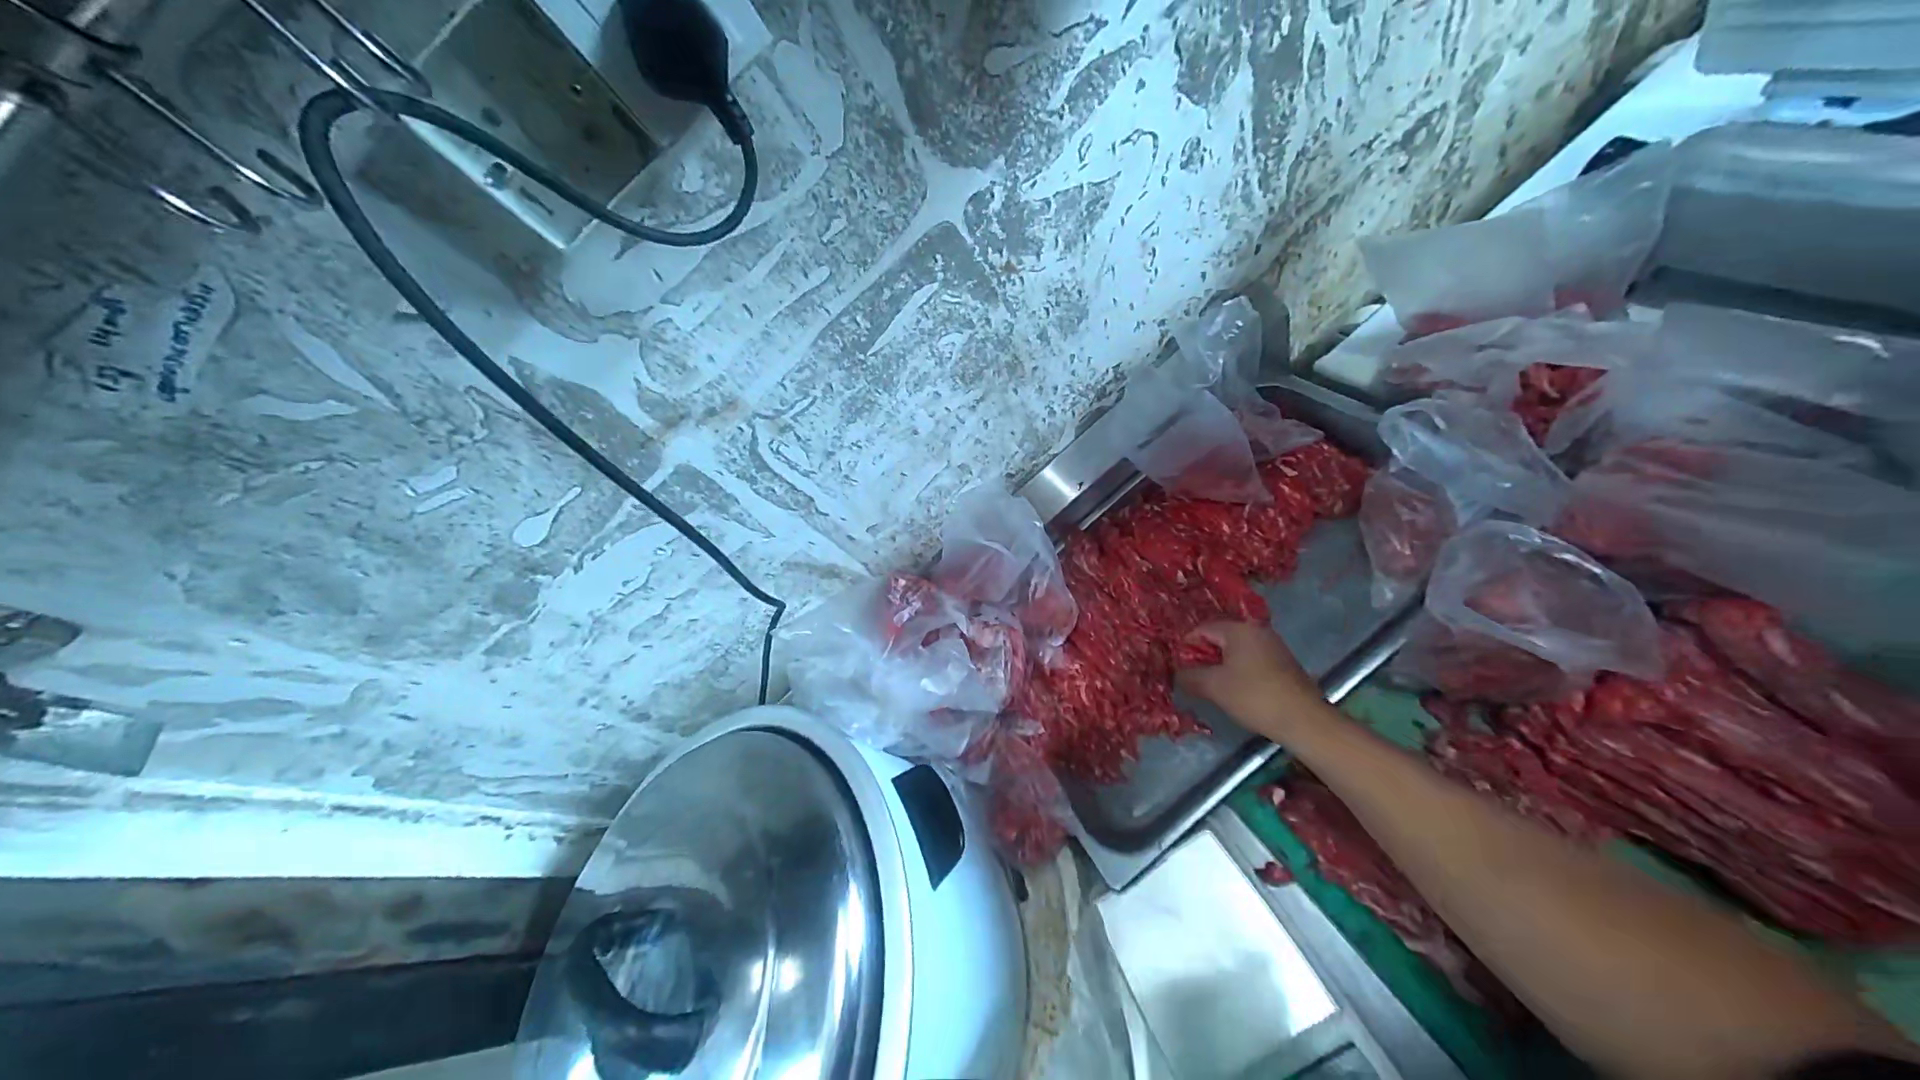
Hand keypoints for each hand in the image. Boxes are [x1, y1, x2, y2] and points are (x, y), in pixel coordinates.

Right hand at [1175, 621, 1327, 742]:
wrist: (1303, 719)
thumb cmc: (1253, 696)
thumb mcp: (1213, 687)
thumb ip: (1189, 676)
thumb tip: (1177, 673)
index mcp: (1239, 629)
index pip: (1202, 629)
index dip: (1186, 646)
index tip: (1178, 666)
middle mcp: (1257, 630)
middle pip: (1220, 637)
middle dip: (1204, 655)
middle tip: (1193, 676)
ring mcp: (1273, 645)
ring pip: (1237, 649)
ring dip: (1221, 664)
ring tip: (1212, 685)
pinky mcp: (1283, 662)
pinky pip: (1252, 658)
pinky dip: (1239, 669)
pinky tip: (1236, 689)